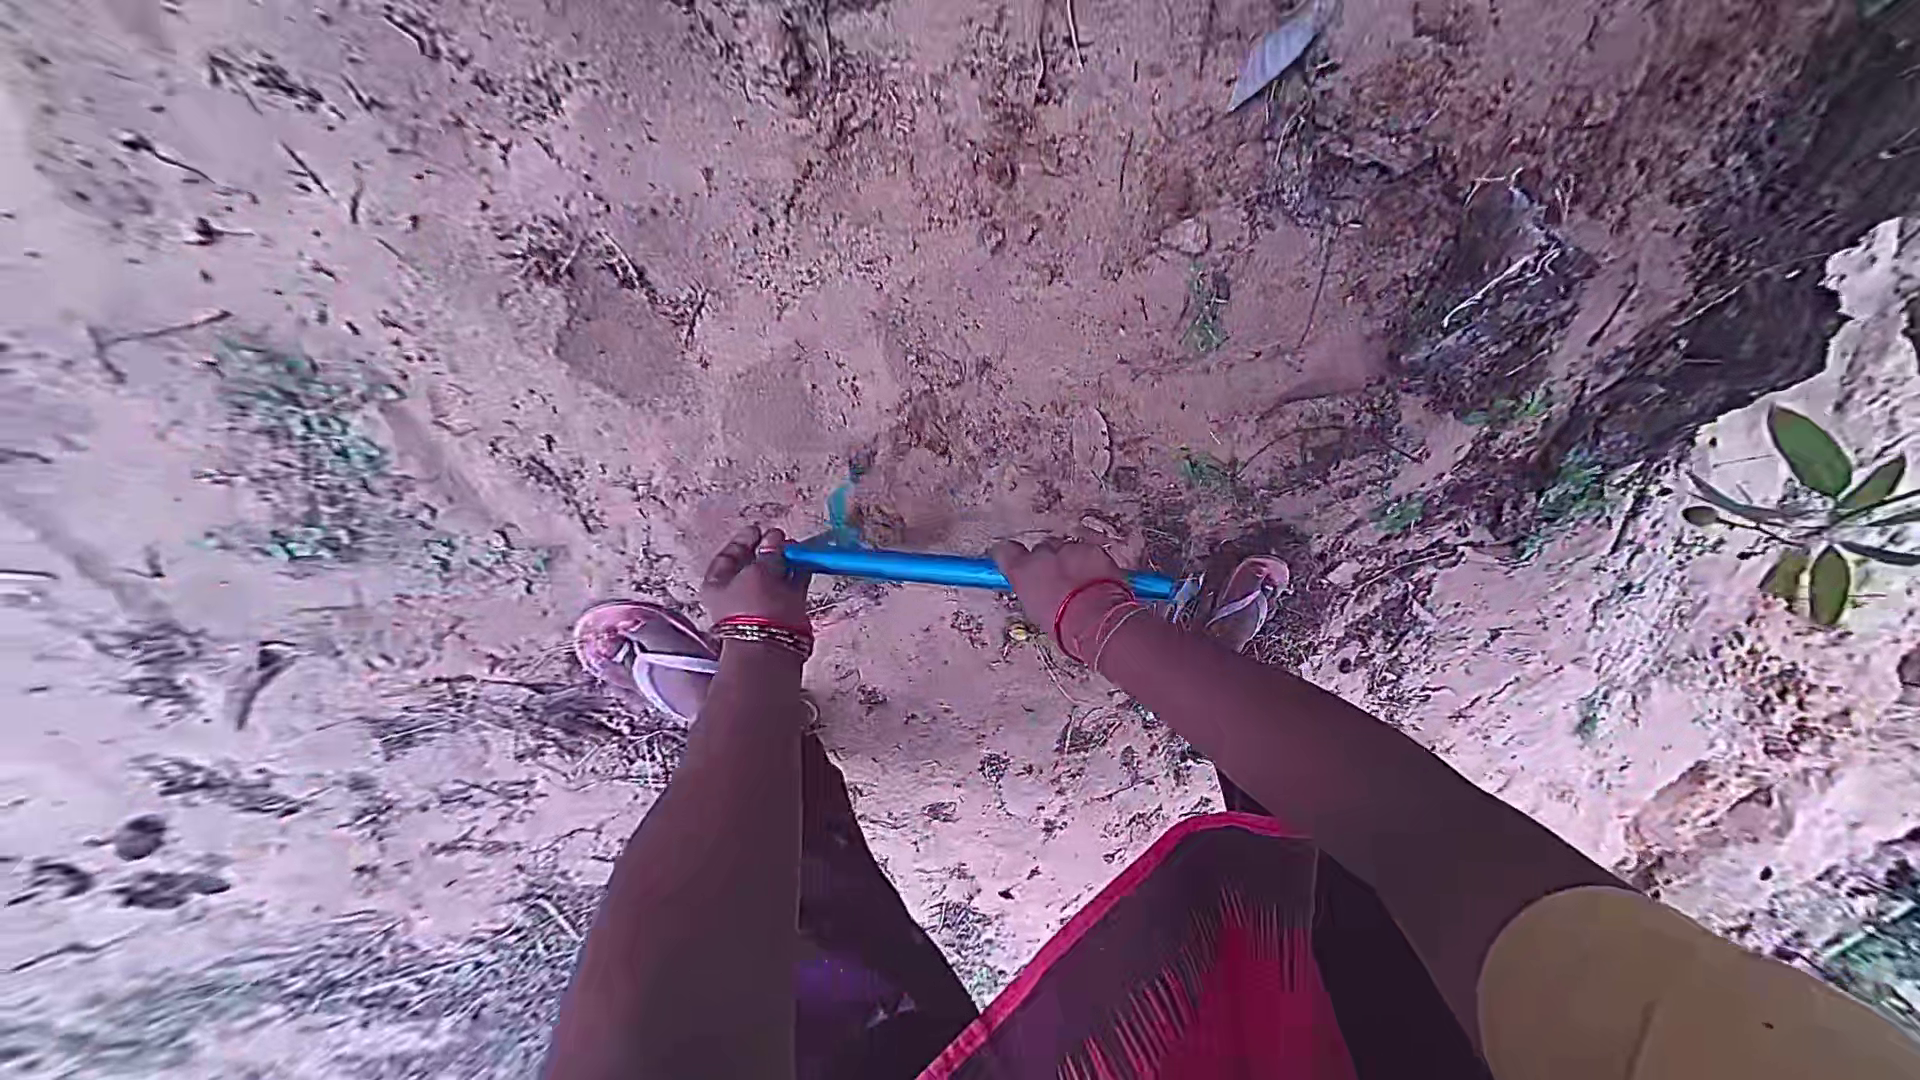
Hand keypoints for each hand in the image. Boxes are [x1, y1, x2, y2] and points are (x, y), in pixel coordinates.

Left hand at [702, 525, 811, 628]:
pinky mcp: (785, 607)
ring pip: (775, 574)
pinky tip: (806, 559)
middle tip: (781, 536)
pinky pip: (792, 584)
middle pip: (753, 565)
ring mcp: (763, 601)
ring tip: (796, 546)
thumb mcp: (757, 572)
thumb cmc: (754, 606)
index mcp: (718, 585)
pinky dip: (799, 571)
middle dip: (768, 549)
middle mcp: (739, 593)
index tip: (758, 528)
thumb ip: (768, 553)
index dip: (742, 541)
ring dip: (786, 559)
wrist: (772, 644)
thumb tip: (775, 539)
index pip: (728, 557)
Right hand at [990, 537, 1131, 656]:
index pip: (1005, 552)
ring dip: (1070, 562)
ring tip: (1079, 585)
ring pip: (1066, 549)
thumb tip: (1034, 592)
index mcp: (1021, 570)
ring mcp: (1068, 549)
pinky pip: (1089, 551)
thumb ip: (1031, 592)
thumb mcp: (1035, 612)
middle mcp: (1042, 554)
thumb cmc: (1064, 626)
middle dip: (1048, 562)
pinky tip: (1097, 581)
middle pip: (1041, 549)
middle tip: (1056, 582)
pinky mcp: (1093, 549)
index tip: (1014, 562)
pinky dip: (1092, 562)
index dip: (1011, 556)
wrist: (1096, 620)